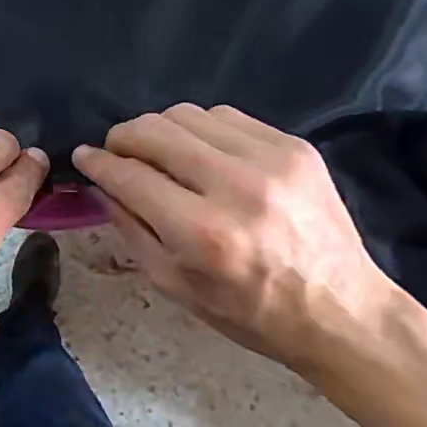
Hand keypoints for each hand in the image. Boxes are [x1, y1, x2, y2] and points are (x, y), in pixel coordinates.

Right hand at [73, 103, 398, 370]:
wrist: (342, 308)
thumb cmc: (253, 313)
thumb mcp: (178, 288)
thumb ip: (132, 230)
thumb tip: (102, 185)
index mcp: (204, 233)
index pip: (131, 176)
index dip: (99, 162)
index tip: (84, 156)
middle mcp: (236, 185)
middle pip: (156, 131)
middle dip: (123, 136)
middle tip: (117, 150)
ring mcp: (270, 158)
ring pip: (188, 114)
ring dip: (161, 129)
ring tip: (160, 152)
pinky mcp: (293, 145)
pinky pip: (226, 116)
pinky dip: (202, 129)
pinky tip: (203, 151)